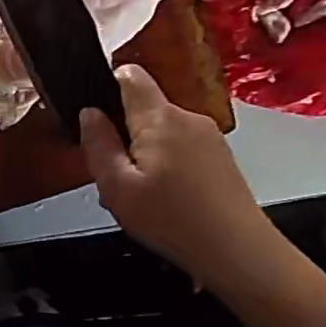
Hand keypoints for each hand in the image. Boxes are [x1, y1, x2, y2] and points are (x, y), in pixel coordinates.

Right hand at [80, 65, 280, 288]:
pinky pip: (178, 146)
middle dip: (120, 132)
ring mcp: (208, 136)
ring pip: (158, 130)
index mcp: (160, 119)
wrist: (236, 250)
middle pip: (142, 108)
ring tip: (134, 192)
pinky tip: (158, 197)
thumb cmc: (170, 219)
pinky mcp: (218, 155)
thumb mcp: (116, 185)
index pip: (130, 76)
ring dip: (139, 152)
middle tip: (109, 173)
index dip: (106, 84)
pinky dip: (161, 164)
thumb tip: (88, 113)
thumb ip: (98, 144)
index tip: (92, 114)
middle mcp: (188, 118)